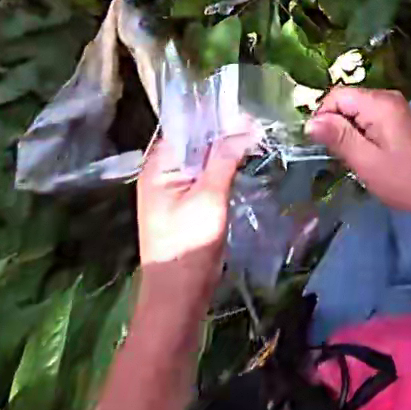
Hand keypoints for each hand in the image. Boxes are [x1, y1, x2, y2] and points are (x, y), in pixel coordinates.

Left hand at [135, 131, 255, 291]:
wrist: (178, 300)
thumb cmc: (188, 244)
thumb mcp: (209, 197)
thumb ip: (225, 158)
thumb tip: (244, 125)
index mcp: (157, 167)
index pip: (184, 127)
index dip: (211, 117)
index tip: (240, 110)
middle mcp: (160, 174)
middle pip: (192, 142)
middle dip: (221, 133)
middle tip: (253, 124)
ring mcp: (171, 191)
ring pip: (200, 160)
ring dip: (223, 151)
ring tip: (252, 138)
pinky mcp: (184, 206)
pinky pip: (202, 177)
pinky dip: (220, 170)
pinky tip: (240, 163)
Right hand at [305, 87, 410, 216]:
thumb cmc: (402, 179)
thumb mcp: (365, 161)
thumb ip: (338, 137)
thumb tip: (310, 122)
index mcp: (379, 103)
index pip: (336, 95)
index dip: (324, 116)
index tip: (322, 143)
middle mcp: (386, 96)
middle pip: (346, 100)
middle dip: (336, 123)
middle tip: (340, 153)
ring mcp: (394, 106)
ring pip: (356, 108)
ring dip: (348, 129)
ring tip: (354, 155)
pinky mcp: (397, 117)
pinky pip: (368, 115)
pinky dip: (360, 131)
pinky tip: (366, 152)